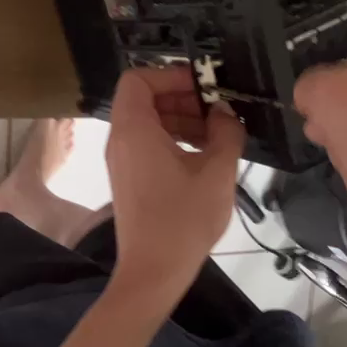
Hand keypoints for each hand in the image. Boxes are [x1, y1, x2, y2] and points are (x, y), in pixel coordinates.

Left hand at [105, 67, 244, 301]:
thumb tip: (225, 114)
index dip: (170, 75)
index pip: (138, 79)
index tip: (204, 87)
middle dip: (182, 98)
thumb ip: (226, 132)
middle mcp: (119, 141)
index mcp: (133, 130)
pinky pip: (146, 145)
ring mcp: (121, 161)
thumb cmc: (183, 220)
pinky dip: (172, 140)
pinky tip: (204, 157)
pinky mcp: (128, 179)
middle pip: (144, 99)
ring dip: (181, 120)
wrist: (153, 271)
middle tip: (218, 111)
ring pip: (147, 123)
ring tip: (217, 136)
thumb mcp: (217, 171)